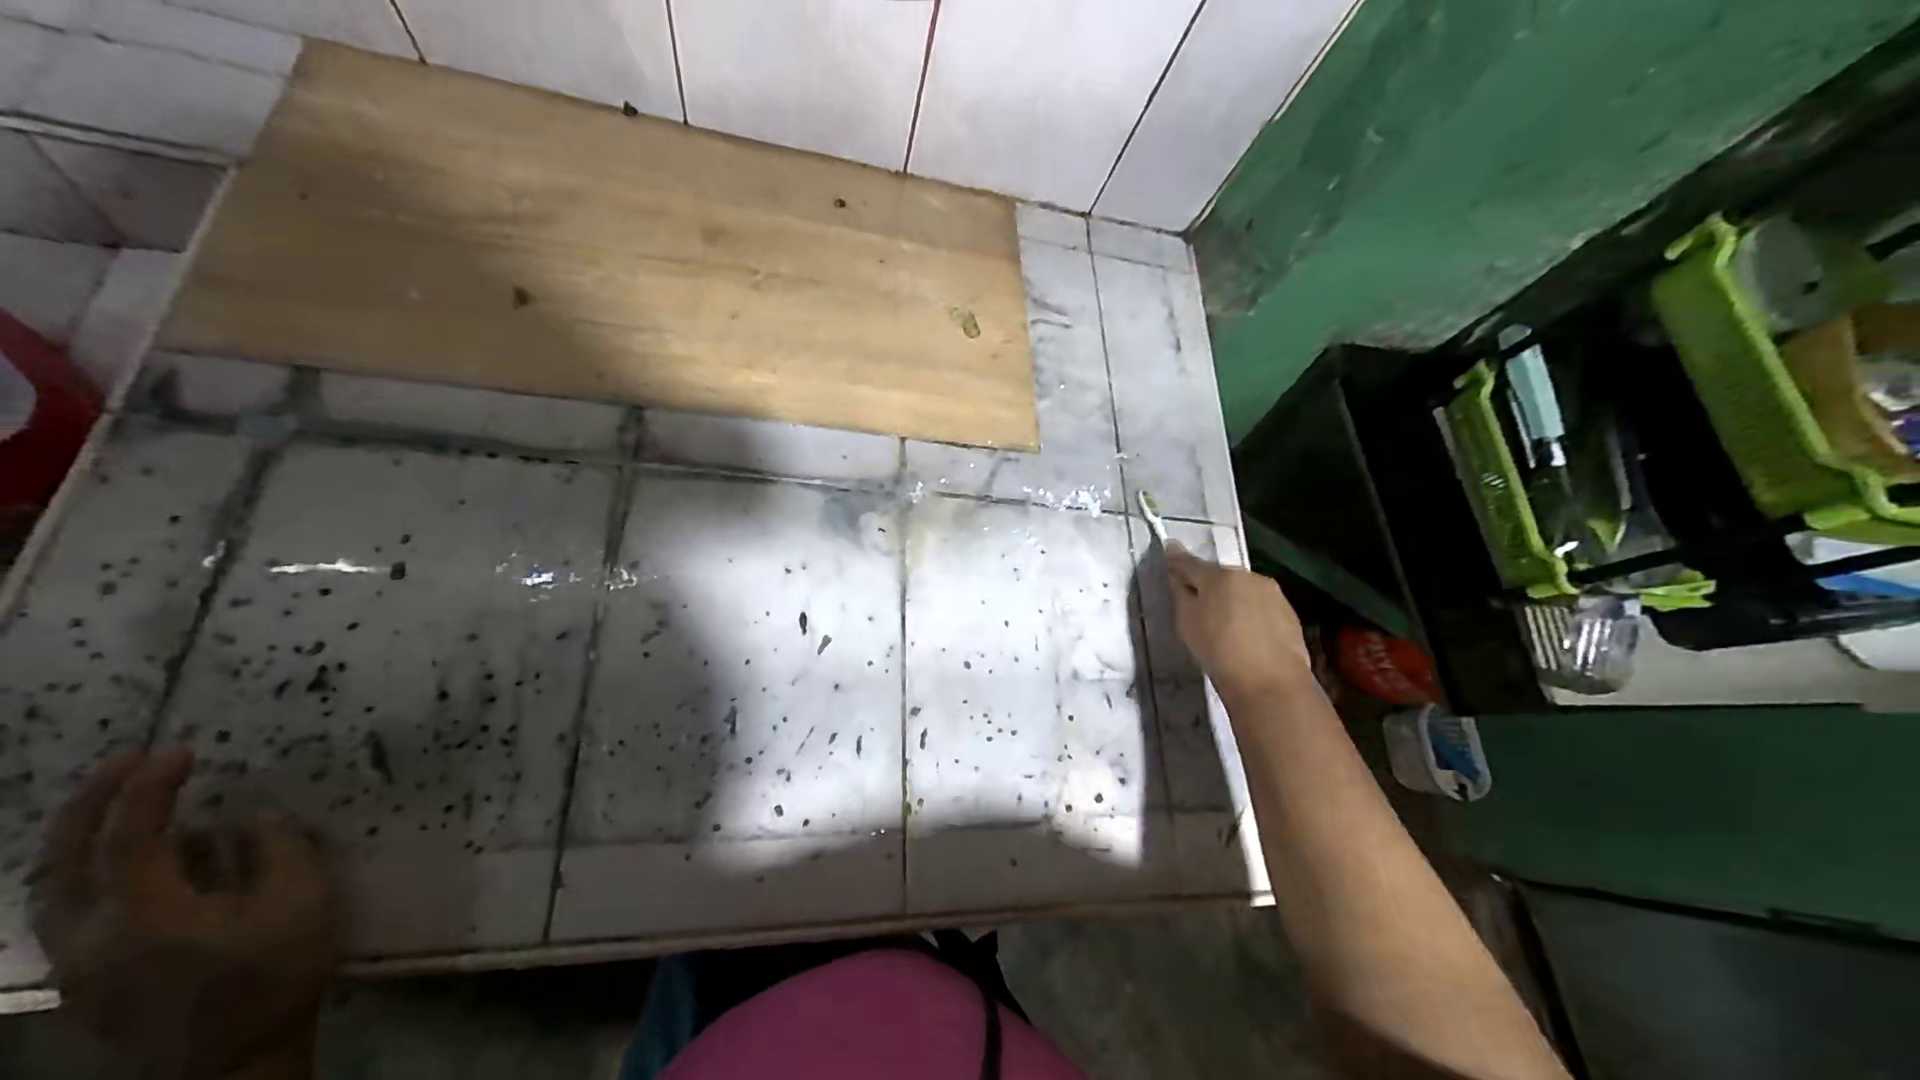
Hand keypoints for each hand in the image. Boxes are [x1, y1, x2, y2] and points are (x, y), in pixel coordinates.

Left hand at [31, 748, 336, 1079]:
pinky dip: (91, 869)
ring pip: (53, 887)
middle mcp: (90, 937)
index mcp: (143, 917)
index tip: (178, 751)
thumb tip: (257, 820)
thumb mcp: (300, 905)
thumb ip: (279, 853)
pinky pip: (71, 909)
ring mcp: (78, 963)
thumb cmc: (273, 978)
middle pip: (63, 860)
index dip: (150, 789)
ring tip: (123, 802)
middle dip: (91, 802)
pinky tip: (141, 863)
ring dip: (80, 836)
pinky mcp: (87, 978)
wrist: (235, 1064)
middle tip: (129, 759)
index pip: (132, 837)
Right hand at [1165, 545, 1312, 705]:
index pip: (1190, 563)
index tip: (1168, 555)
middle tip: (1195, 601)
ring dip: (1230, 598)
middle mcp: (1247, 576)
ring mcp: (1272, 593)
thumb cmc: (1218, 650)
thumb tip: (1177, 575)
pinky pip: (1260, 605)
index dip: (1176, 560)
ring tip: (1222, 622)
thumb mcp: (1186, 623)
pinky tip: (1245, 634)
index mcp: (1219, 576)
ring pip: (1242, 589)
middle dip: (1206, 584)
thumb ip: (1180, 594)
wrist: (1270, 682)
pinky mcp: (1288, 613)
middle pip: (1219, 575)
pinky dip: (1249, 613)